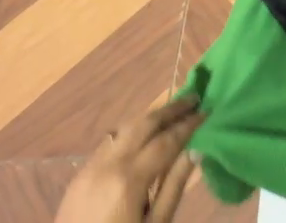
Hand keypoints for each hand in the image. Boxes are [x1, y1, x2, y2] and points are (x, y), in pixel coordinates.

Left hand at [55, 97, 206, 222]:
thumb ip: (174, 186)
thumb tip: (196, 149)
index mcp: (128, 180)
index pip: (165, 141)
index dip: (188, 124)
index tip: (207, 110)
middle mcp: (107, 165)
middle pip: (143, 125)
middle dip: (170, 110)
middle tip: (193, 99)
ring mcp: (88, 169)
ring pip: (124, 129)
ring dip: (149, 119)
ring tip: (172, 114)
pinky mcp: (78, 177)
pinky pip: (109, 145)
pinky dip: (130, 134)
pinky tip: (142, 139)